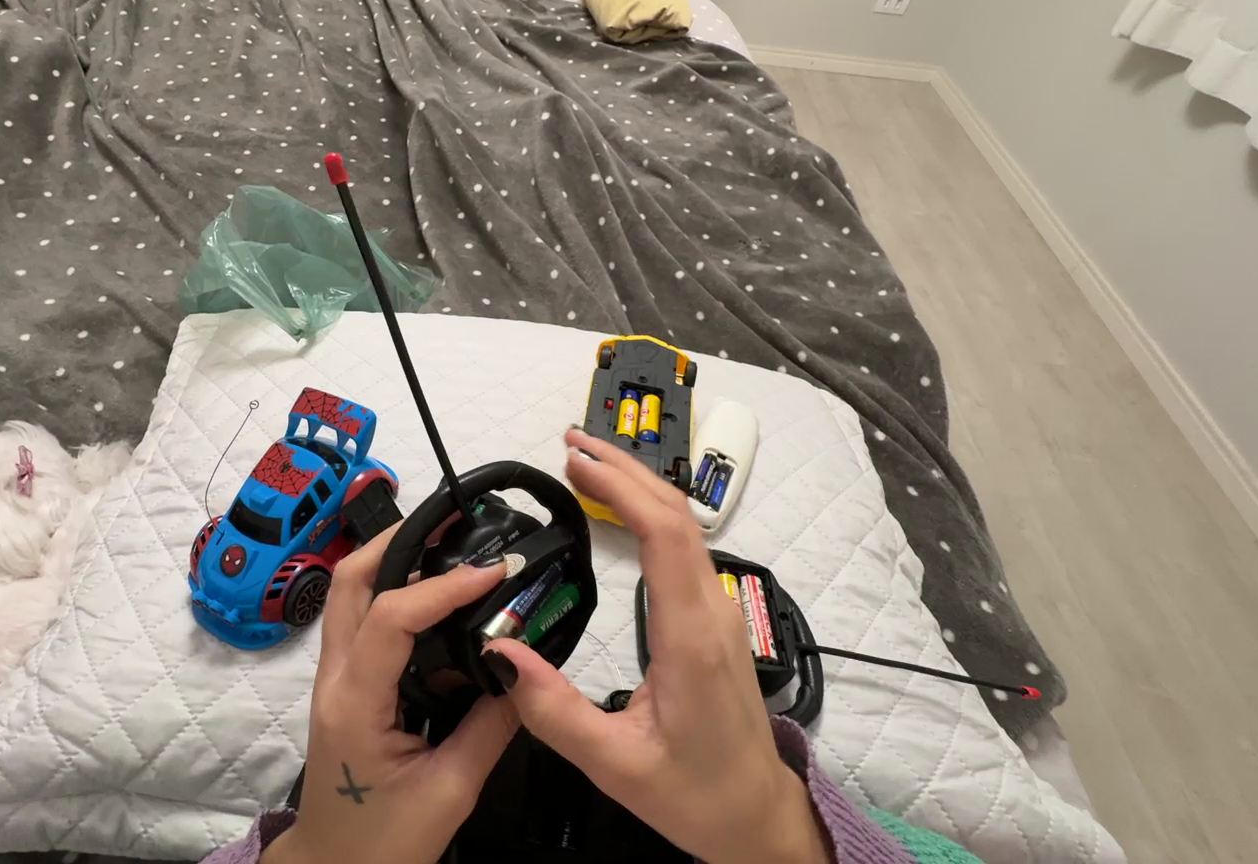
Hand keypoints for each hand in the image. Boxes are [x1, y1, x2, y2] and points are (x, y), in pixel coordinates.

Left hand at [264, 525, 518, 863]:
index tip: (493, 571)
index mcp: (355, 702)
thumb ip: (490, 726)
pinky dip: (394, 589)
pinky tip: (435, 593)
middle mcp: (334, 676)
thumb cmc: (384, 842)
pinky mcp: (346, 681)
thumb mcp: (450, 792)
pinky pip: (362, 617)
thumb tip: (522, 666)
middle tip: (450, 520)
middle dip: (397, 539)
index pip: (391, 617)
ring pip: (349, 592)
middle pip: (350, 580)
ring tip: (446, 542)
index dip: (443, 585)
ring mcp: (333, 675)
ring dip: (392, 557)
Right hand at [480, 429, 829, 863]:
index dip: (622, 488)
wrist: (758, 814)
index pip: (664, 535)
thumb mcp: (616, 766)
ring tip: (587, 461)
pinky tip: (619, 505)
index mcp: (690, 638)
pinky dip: (647, 509)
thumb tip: (499, 653)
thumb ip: (554, 712)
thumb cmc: (696, 794)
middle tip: (571, 443)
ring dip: (637, 483)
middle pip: (675, 514)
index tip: (578, 461)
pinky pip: (682, 543)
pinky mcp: (710, 614)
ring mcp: (716, 608)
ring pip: (683, 523)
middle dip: (624, 468)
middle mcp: (710, 610)